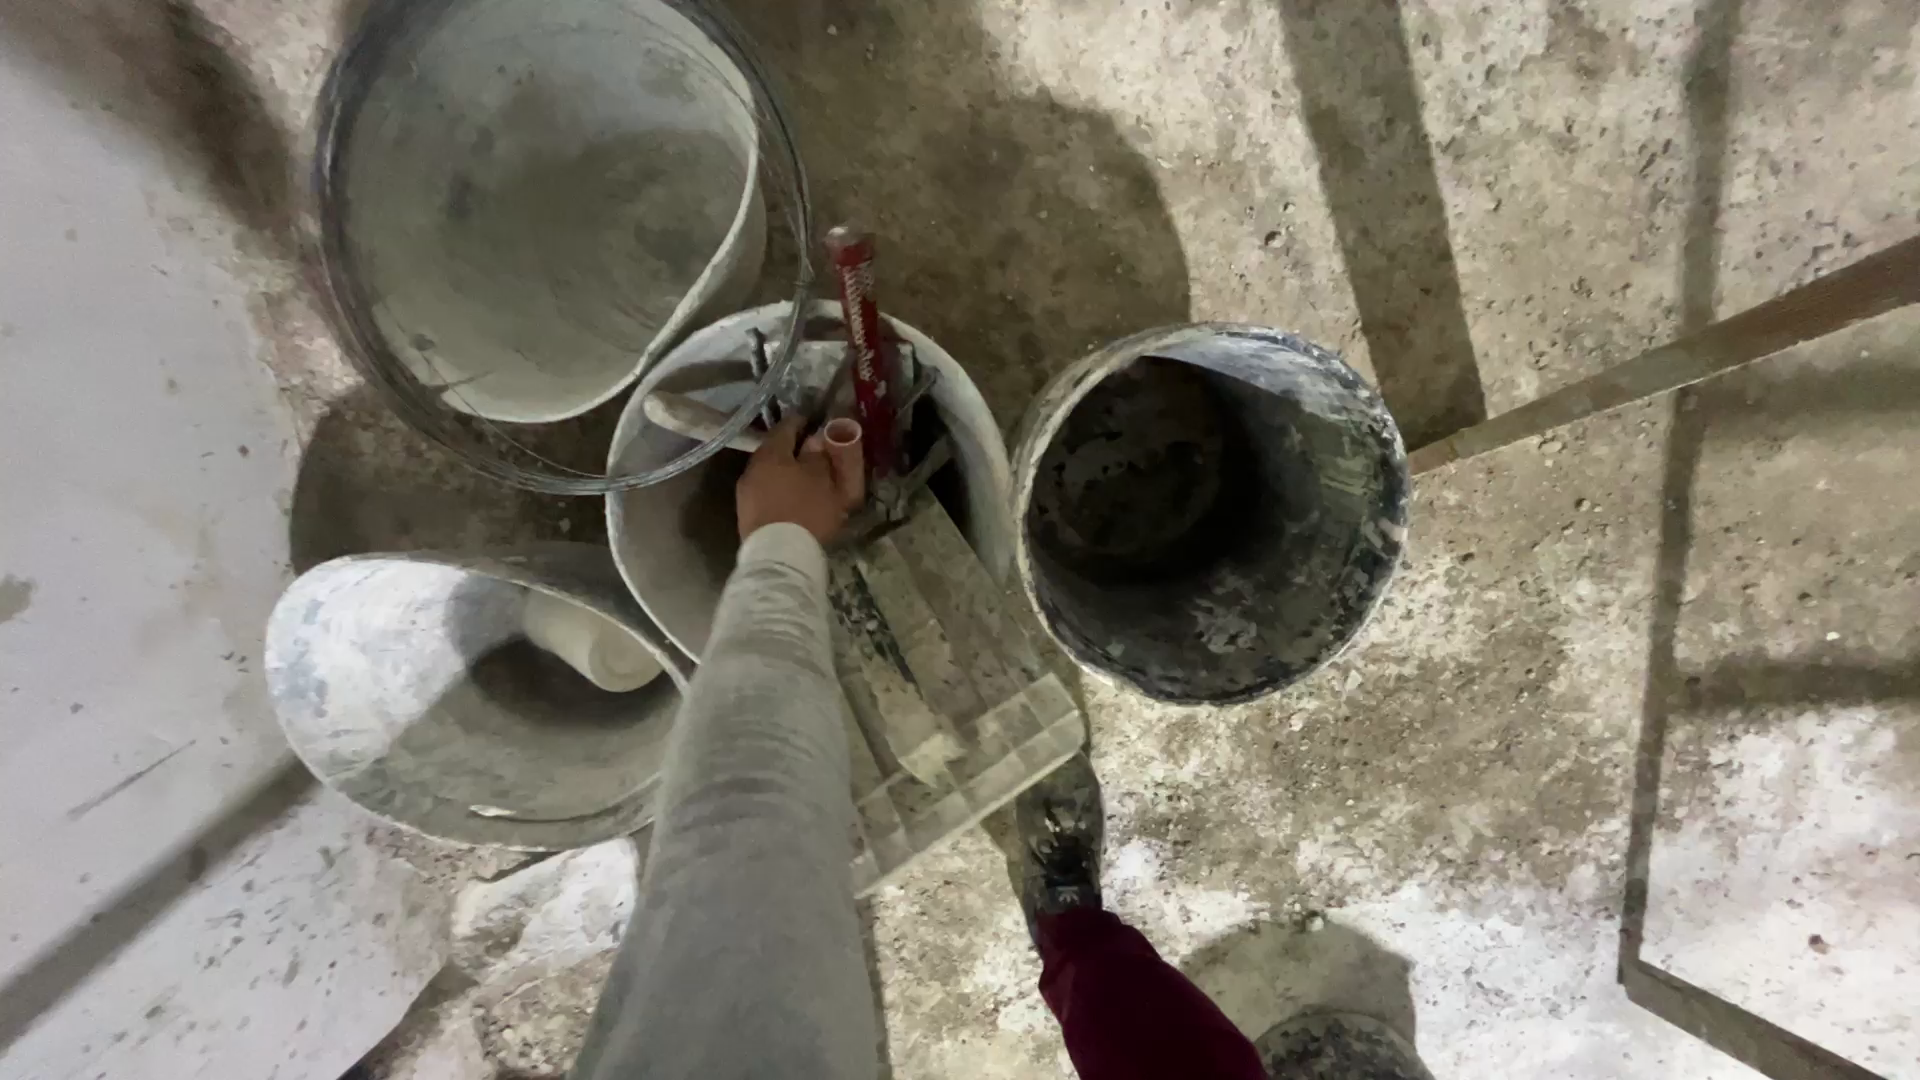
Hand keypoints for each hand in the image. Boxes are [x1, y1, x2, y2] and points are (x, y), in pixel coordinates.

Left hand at [736, 415, 865, 543]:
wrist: (780, 556)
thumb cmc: (806, 511)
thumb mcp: (824, 480)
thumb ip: (819, 456)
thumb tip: (814, 440)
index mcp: (771, 454)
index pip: (786, 427)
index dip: (802, 422)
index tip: (816, 423)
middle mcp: (752, 468)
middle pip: (774, 451)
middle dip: (793, 451)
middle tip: (814, 455)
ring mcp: (745, 493)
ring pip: (768, 474)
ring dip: (784, 474)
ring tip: (805, 482)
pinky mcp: (746, 516)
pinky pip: (765, 494)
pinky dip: (778, 491)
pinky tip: (792, 502)